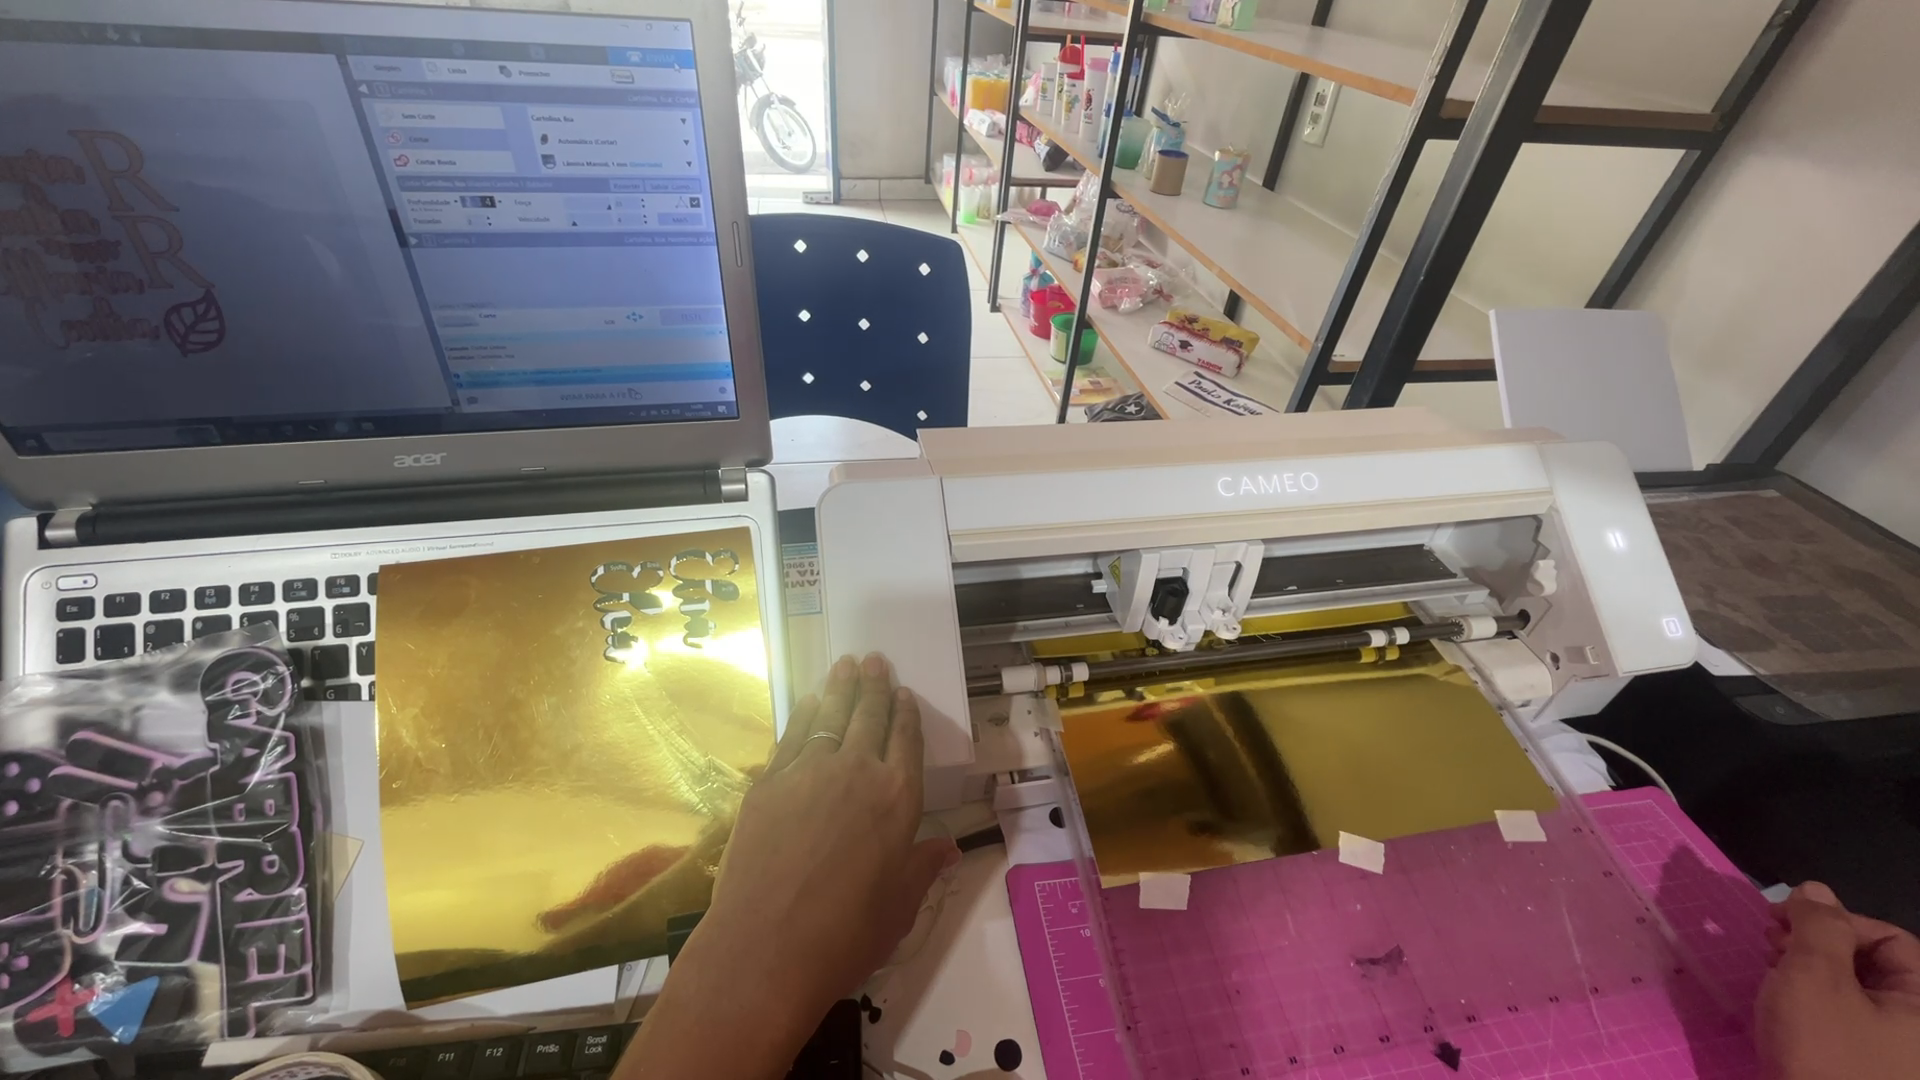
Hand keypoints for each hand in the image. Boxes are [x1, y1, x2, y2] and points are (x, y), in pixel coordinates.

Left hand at [618, 654, 956, 1079]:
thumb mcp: (899, 907)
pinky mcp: (770, 781)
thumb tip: (950, 847)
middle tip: (875, 659)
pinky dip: (805, 713)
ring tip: (847, 663)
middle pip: (870, 716)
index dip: (906, 713)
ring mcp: (810, 771)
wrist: (764, 948)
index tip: (905, 692)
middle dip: (875, 685)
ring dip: (841, 687)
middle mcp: (858, 772)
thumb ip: (924, 867)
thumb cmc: (845, 935)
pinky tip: (810, 701)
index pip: (907, 740)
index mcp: (898, 798)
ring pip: (832, 715)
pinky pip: (794, 735)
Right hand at [1756, 881, 1919, 1079]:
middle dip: (1817, 946)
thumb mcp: (1813, 978)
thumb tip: (1815, 889)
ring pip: (1863, 991)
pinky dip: (1821, 1005)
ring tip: (1775, 978)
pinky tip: (1791, 1011)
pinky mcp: (1879, 1067)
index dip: (1830, 921)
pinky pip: (1857, 1021)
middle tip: (1770, 948)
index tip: (1775, 923)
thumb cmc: (1828, 1051)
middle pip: (1877, 964)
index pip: (1889, 938)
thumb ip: (1817, 927)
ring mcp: (1905, 1051)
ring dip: (1814, 973)